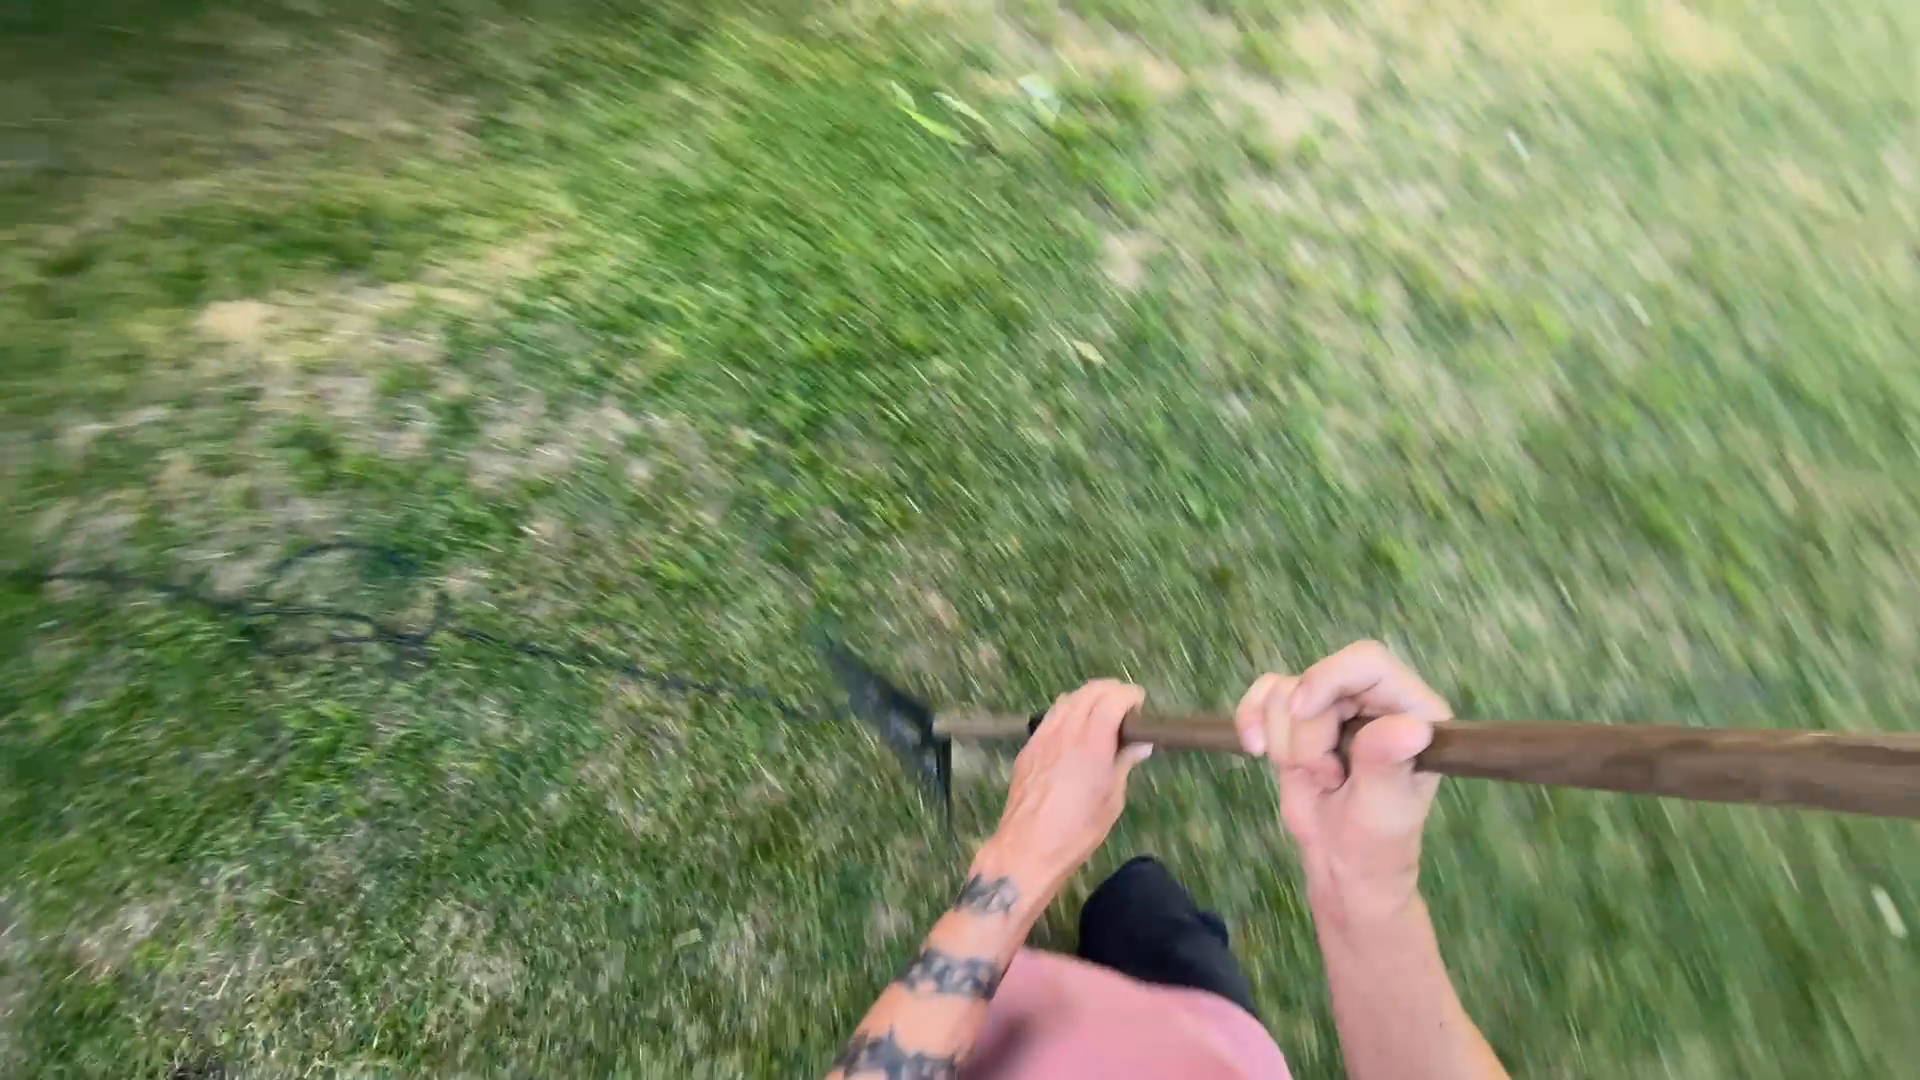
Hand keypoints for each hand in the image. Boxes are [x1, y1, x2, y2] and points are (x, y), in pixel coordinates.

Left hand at [980, 679, 1154, 894]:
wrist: (1029, 845)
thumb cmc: (1079, 829)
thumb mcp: (1112, 799)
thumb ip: (1124, 763)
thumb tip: (1141, 744)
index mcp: (1092, 743)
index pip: (1112, 699)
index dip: (1129, 695)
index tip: (1140, 702)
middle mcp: (1066, 731)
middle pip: (1088, 692)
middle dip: (1110, 690)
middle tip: (1125, 704)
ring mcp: (1043, 735)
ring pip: (1067, 700)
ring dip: (1088, 697)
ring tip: (1101, 712)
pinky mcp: (1029, 746)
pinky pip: (1051, 716)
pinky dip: (1068, 711)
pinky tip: (1074, 727)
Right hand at [1235, 641, 1451, 926]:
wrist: (1341, 861)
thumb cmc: (1377, 841)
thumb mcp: (1386, 808)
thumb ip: (1388, 763)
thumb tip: (1410, 727)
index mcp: (1412, 709)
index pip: (1367, 662)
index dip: (1328, 677)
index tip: (1302, 712)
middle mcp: (1373, 698)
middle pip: (1315, 679)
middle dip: (1304, 732)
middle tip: (1325, 777)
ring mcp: (1333, 706)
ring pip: (1283, 692)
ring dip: (1284, 740)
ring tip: (1314, 777)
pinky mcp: (1297, 717)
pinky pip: (1261, 697)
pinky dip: (1250, 719)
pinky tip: (1255, 749)